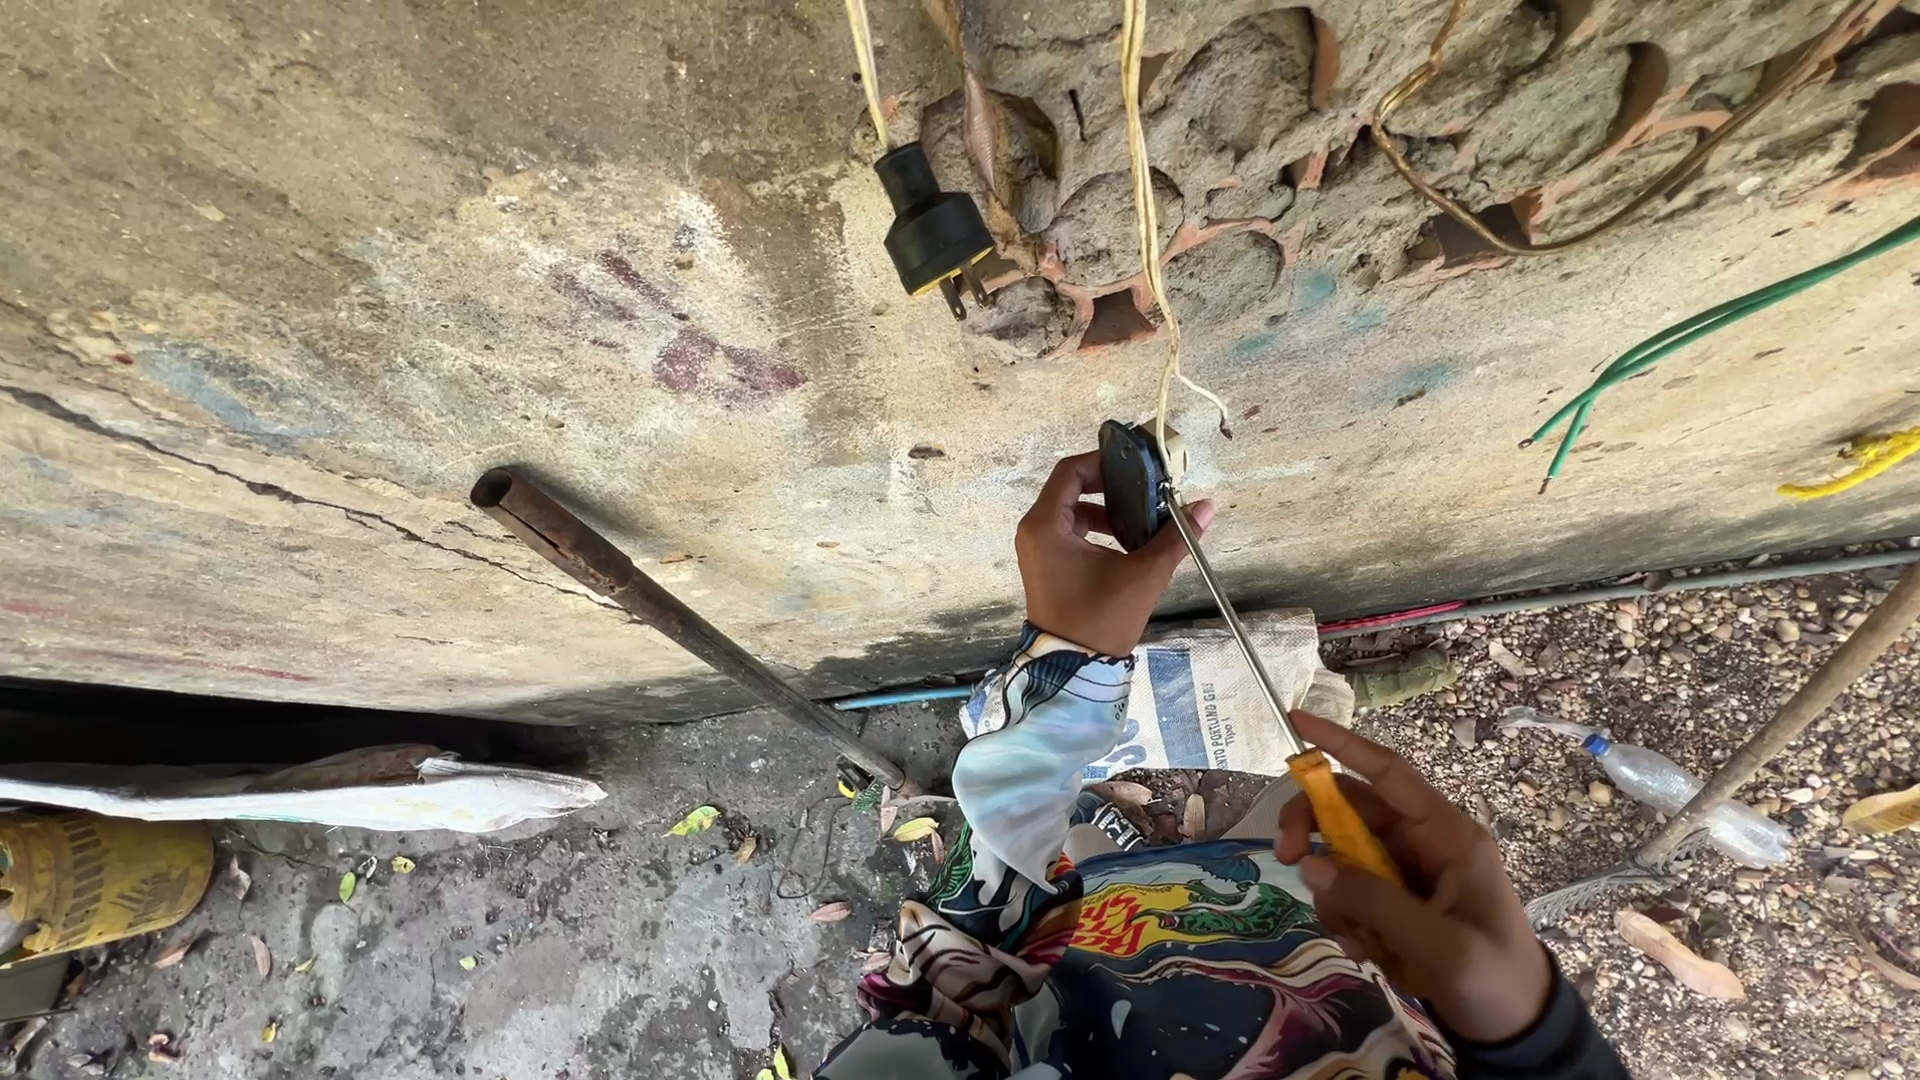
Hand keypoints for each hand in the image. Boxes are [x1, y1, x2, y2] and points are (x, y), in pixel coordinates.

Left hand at [1014, 451, 1213, 656]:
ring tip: (1142, 524)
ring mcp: (1037, 548)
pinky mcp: (1045, 564)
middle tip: (1146, 494)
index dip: (1104, 462)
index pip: (1070, 471)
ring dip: (1107, 512)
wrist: (1072, 668)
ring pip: (1072, 512)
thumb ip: (1174, 538)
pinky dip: (1096, 531)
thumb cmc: (1100, 619)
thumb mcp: (1142, 575)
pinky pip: (1069, 532)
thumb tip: (1205, 507)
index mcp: (1045, 525)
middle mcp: (1034, 530)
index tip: (1137, 468)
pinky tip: (1127, 545)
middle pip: (1071, 488)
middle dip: (1111, 489)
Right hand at [1275, 709, 1552, 1043]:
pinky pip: (1344, 884)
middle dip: (1309, 827)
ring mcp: (1404, 866)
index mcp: (1446, 834)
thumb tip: (1309, 866)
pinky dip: (1340, 911)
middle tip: (1286, 857)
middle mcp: (1420, 839)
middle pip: (1346, 807)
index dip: (1341, 743)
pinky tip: (1361, 947)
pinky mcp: (1391, 893)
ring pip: (1337, 848)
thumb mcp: (1442, 947)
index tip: (1297, 722)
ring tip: (1350, 936)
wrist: (1518, 1033)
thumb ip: (1375, 903)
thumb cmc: (1494, 980)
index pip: (1387, 771)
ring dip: (1329, 887)